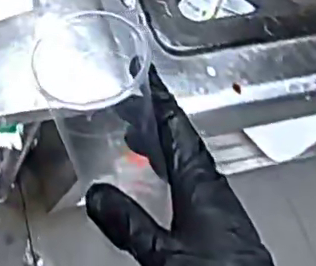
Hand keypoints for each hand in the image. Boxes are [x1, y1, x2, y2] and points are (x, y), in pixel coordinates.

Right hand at [86, 67, 273, 265]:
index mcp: (200, 181)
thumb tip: (94, 194)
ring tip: (131, 137)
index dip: (157, 95)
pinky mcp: (220, 227)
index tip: (141, 69)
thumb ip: (128, 223)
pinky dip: (168, 169)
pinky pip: (189, 180)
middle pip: (180, 136)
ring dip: (159, 142)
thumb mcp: (163, 256)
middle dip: (152, 116)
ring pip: (185, 159)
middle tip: (123, 101)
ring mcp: (219, 207)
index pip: (176, 123)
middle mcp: (212, 187)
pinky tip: (155, 182)